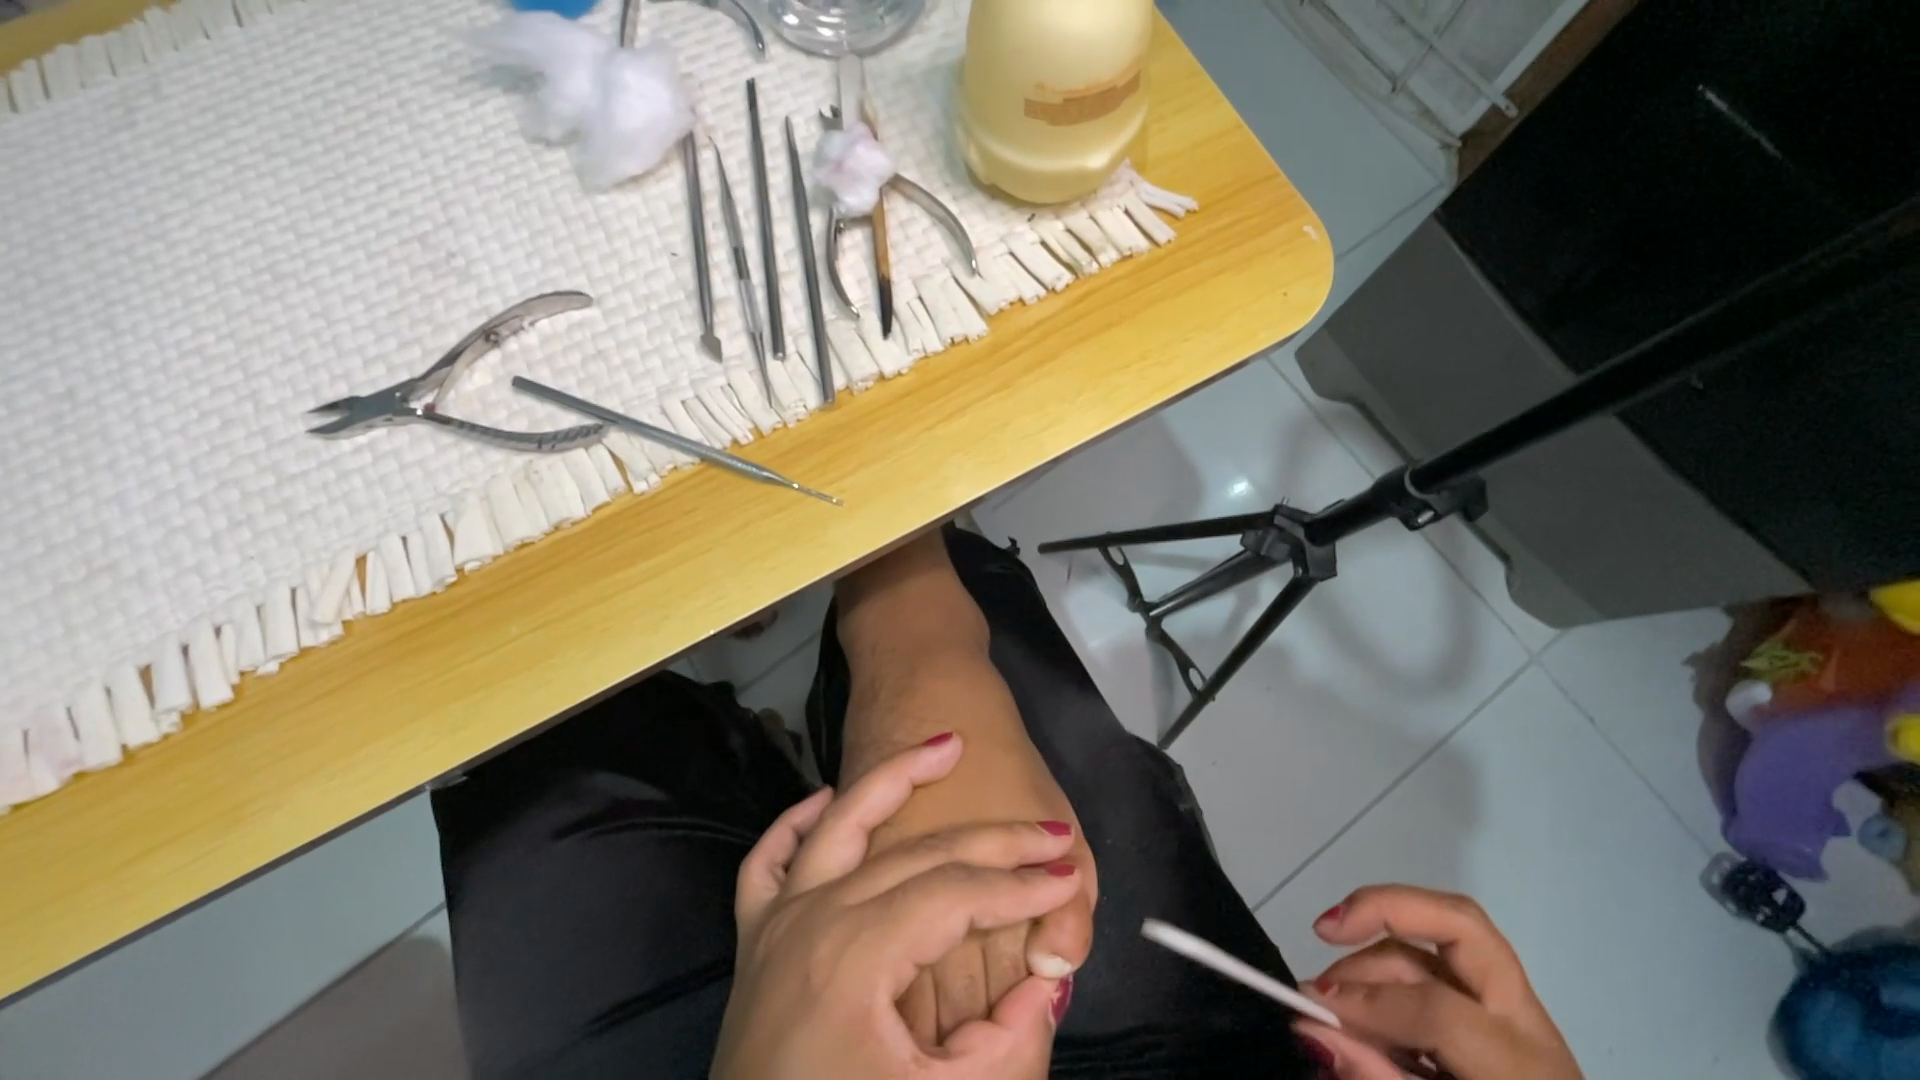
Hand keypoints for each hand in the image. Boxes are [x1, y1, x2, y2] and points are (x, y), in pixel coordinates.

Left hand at [714, 735, 1079, 1079]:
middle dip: (992, 841)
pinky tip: (827, 798)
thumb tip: (1046, 980)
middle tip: (1047, 835)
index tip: (1066, 880)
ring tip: (943, 747)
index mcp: (855, 956)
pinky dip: (798, 821)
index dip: (1019, 887)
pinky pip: (769, 860)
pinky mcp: (754, 939)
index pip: (957, 895)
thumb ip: (1010, 1042)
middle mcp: (813, 919)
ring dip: (892, 779)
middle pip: (919, 855)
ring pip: (839, 824)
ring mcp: (776, 923)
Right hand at [1294, 885, 1582, 1079]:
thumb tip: (1310, 1029)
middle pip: (1462, 923)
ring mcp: (1520, 1014)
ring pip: (1439, 942)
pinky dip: (1390, 973)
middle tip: (1323, 928)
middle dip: (1384, 908)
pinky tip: (1359, 1004)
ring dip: (1374, 953)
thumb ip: (1375, 1078)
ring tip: (1330, 994)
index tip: (1313, 1012)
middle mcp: (1529, 1025)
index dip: (1369, 1004)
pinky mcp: (1499, 1015)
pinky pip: (1439, 970)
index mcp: (1523, 1069)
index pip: (1441, 1011)